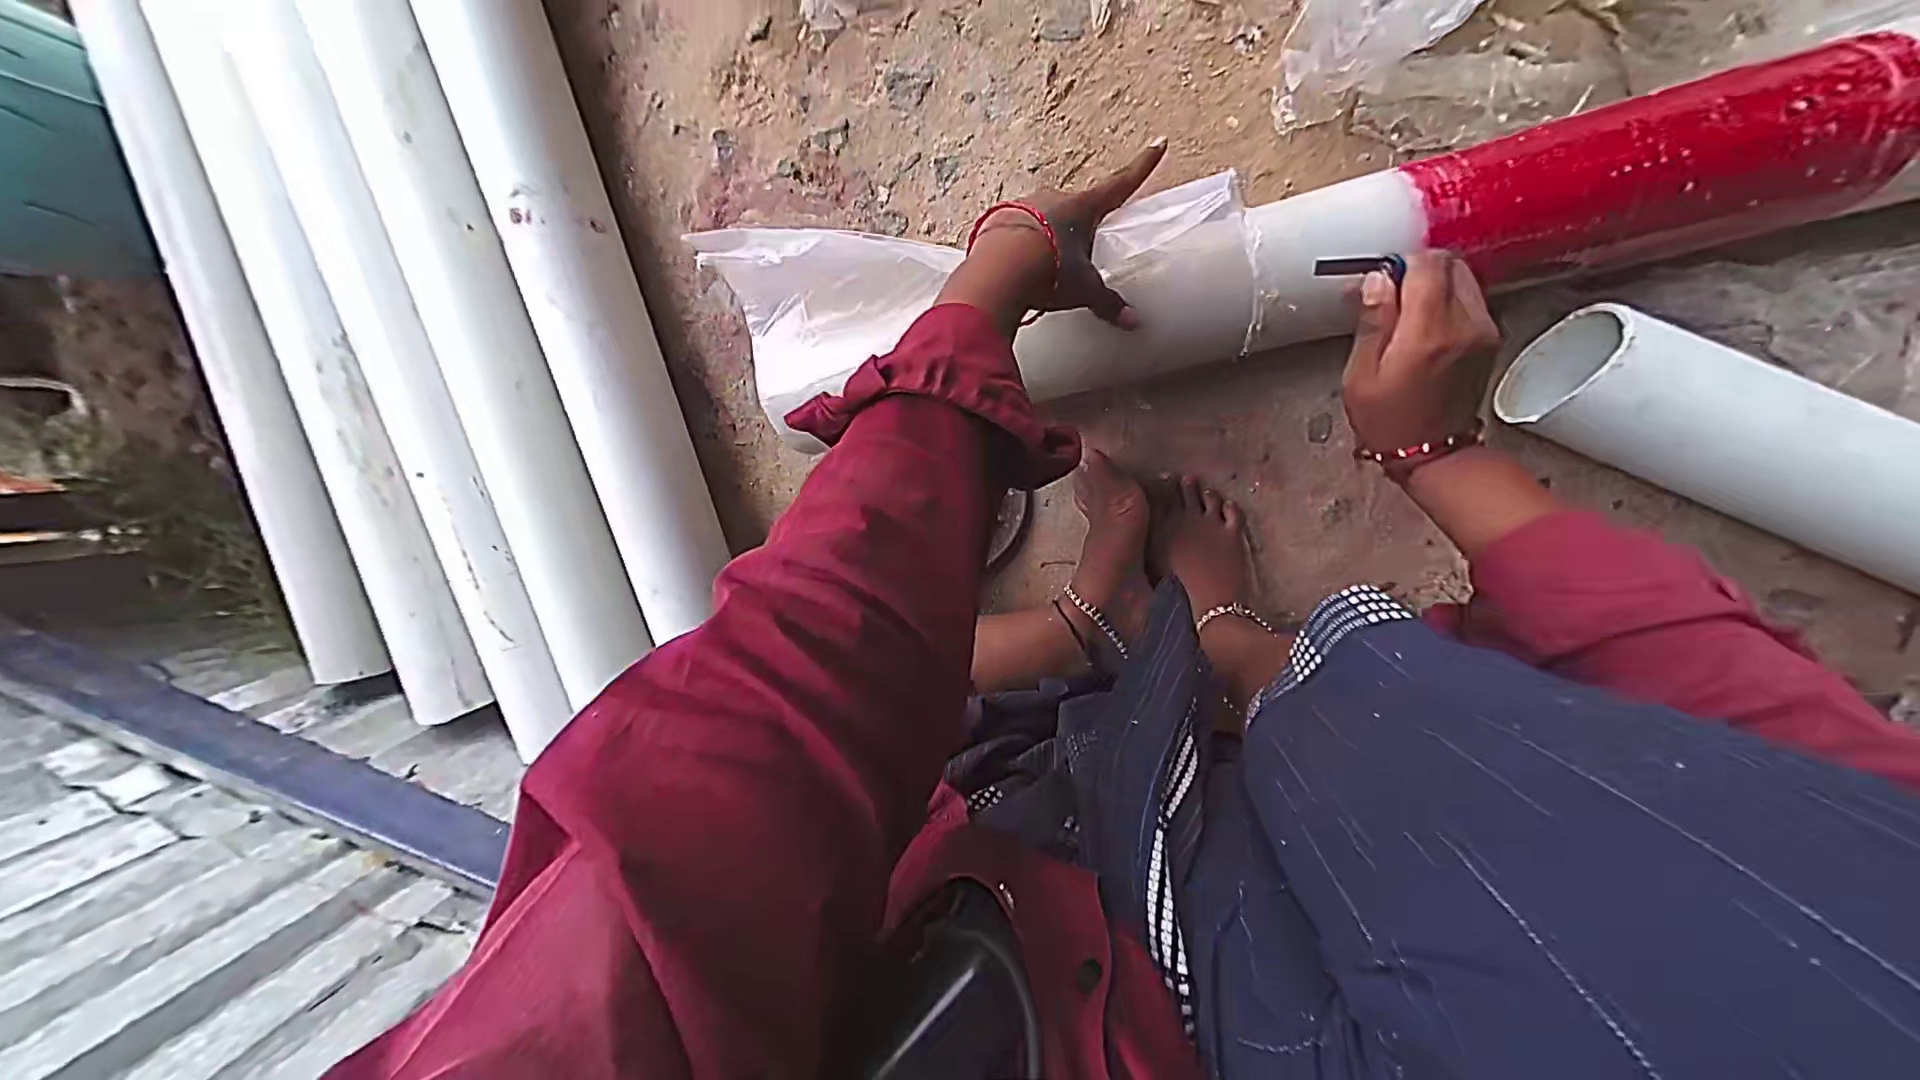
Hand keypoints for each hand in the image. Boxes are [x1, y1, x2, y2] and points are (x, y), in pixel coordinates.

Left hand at [940, 139, 1167, 335]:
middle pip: (1073, 209)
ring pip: (1041, 219)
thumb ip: (1107, 303)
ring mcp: (1022, 207)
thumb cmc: (1048, 272)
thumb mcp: (1082, 290)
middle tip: (1074, 256)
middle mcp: (1053, 199)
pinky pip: (1013, 233)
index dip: (1141, 167)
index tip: (1157, 144)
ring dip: (1043, 239)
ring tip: (1040, 272)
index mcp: (1084, 207)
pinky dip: (1017, 248)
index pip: (1120, 185)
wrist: (997, 272)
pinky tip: (1015, 271)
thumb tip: (1133, 322)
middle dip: (1075, 228)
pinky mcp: (996, 222)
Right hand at [1341, 252, 1500, 456]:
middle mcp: (1465, 325)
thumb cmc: (1386, 420)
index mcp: (1428, 334)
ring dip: (1432, 285)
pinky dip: (1445, 301)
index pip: (1427, 267)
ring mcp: (1484, 330)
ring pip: (1463, 279)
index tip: (1378, 283)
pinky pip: (1470, 300)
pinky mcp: (1490, 338)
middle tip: (1388, 295)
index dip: (1399, 265)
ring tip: (1403, 313)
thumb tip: (1377, 280)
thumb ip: (1372, 322)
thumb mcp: (1360, 375)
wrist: (1430, 451)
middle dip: (1418, 271)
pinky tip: (1421, 326)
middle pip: (1450, 266)